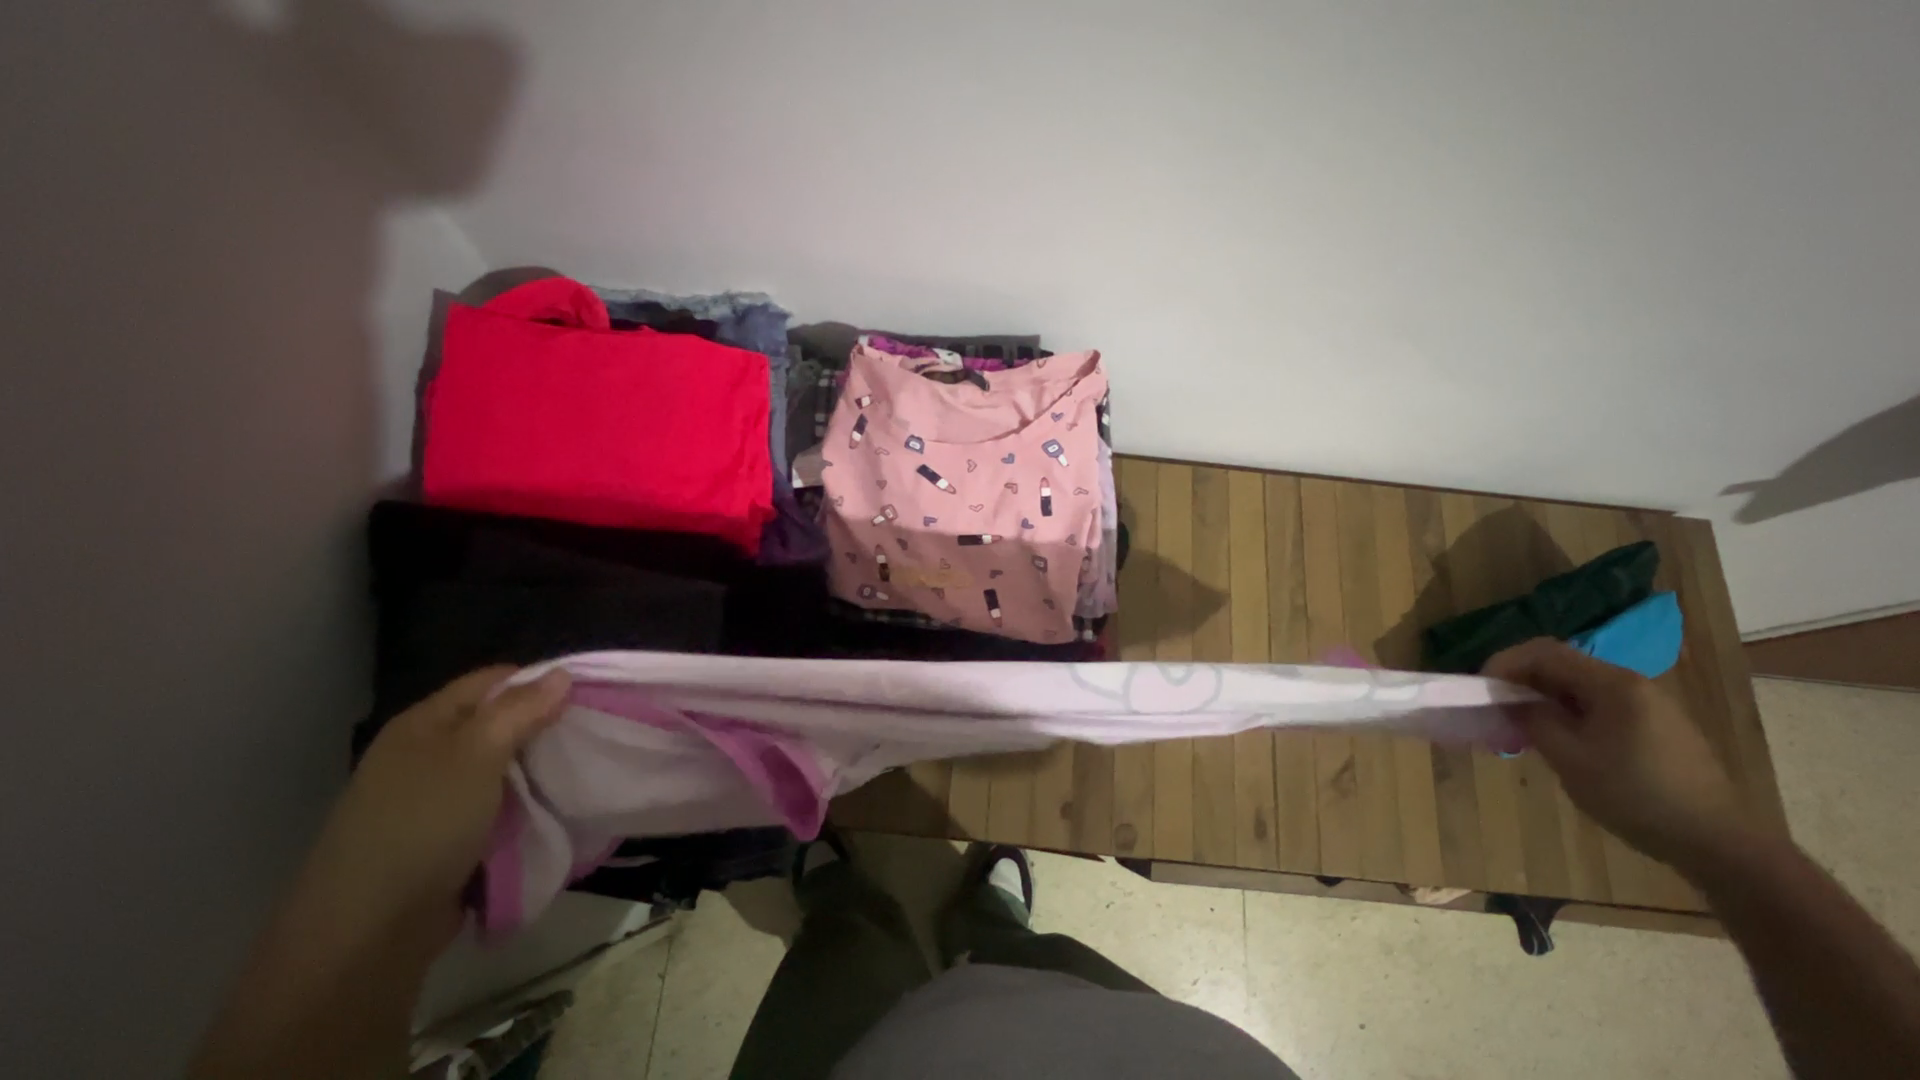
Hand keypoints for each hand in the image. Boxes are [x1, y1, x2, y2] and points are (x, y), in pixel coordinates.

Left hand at [294, 666, 571, 945]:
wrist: (370, 929)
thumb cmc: (423, 826)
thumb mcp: (476, 756)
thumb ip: (519, 711)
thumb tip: (561, 674)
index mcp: (424, 723)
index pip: (491, 681)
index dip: (539, 683)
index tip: (587, 698)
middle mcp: (425, 755)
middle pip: (497, 725)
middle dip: (543, 730)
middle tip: (591, 739)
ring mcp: (432, 801)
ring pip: (500, 771)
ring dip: (536, 774)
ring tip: (582, 776)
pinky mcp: (444, 842)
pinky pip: (495, 812)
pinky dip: (522, 811)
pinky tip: (553, 816)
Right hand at [1483, 639, 1754, 870]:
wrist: (1716, 841)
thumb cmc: (1636, 797)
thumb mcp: (1572, 760)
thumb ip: (1535, 721)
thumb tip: (1510, 702)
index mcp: (1613, 684)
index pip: (1545, 653)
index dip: (1505, 664)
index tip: (1481, 690)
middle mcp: (1632, 684)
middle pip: (1563, 665)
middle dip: (1522, 681)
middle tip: (1496, 710)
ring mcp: (1649, 705)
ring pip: (1580, 687)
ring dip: (1544, 699)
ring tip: (1521, 728)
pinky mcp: (1656, 726)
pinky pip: (1600, 705)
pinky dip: (1569, 713)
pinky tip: (1560, 741)